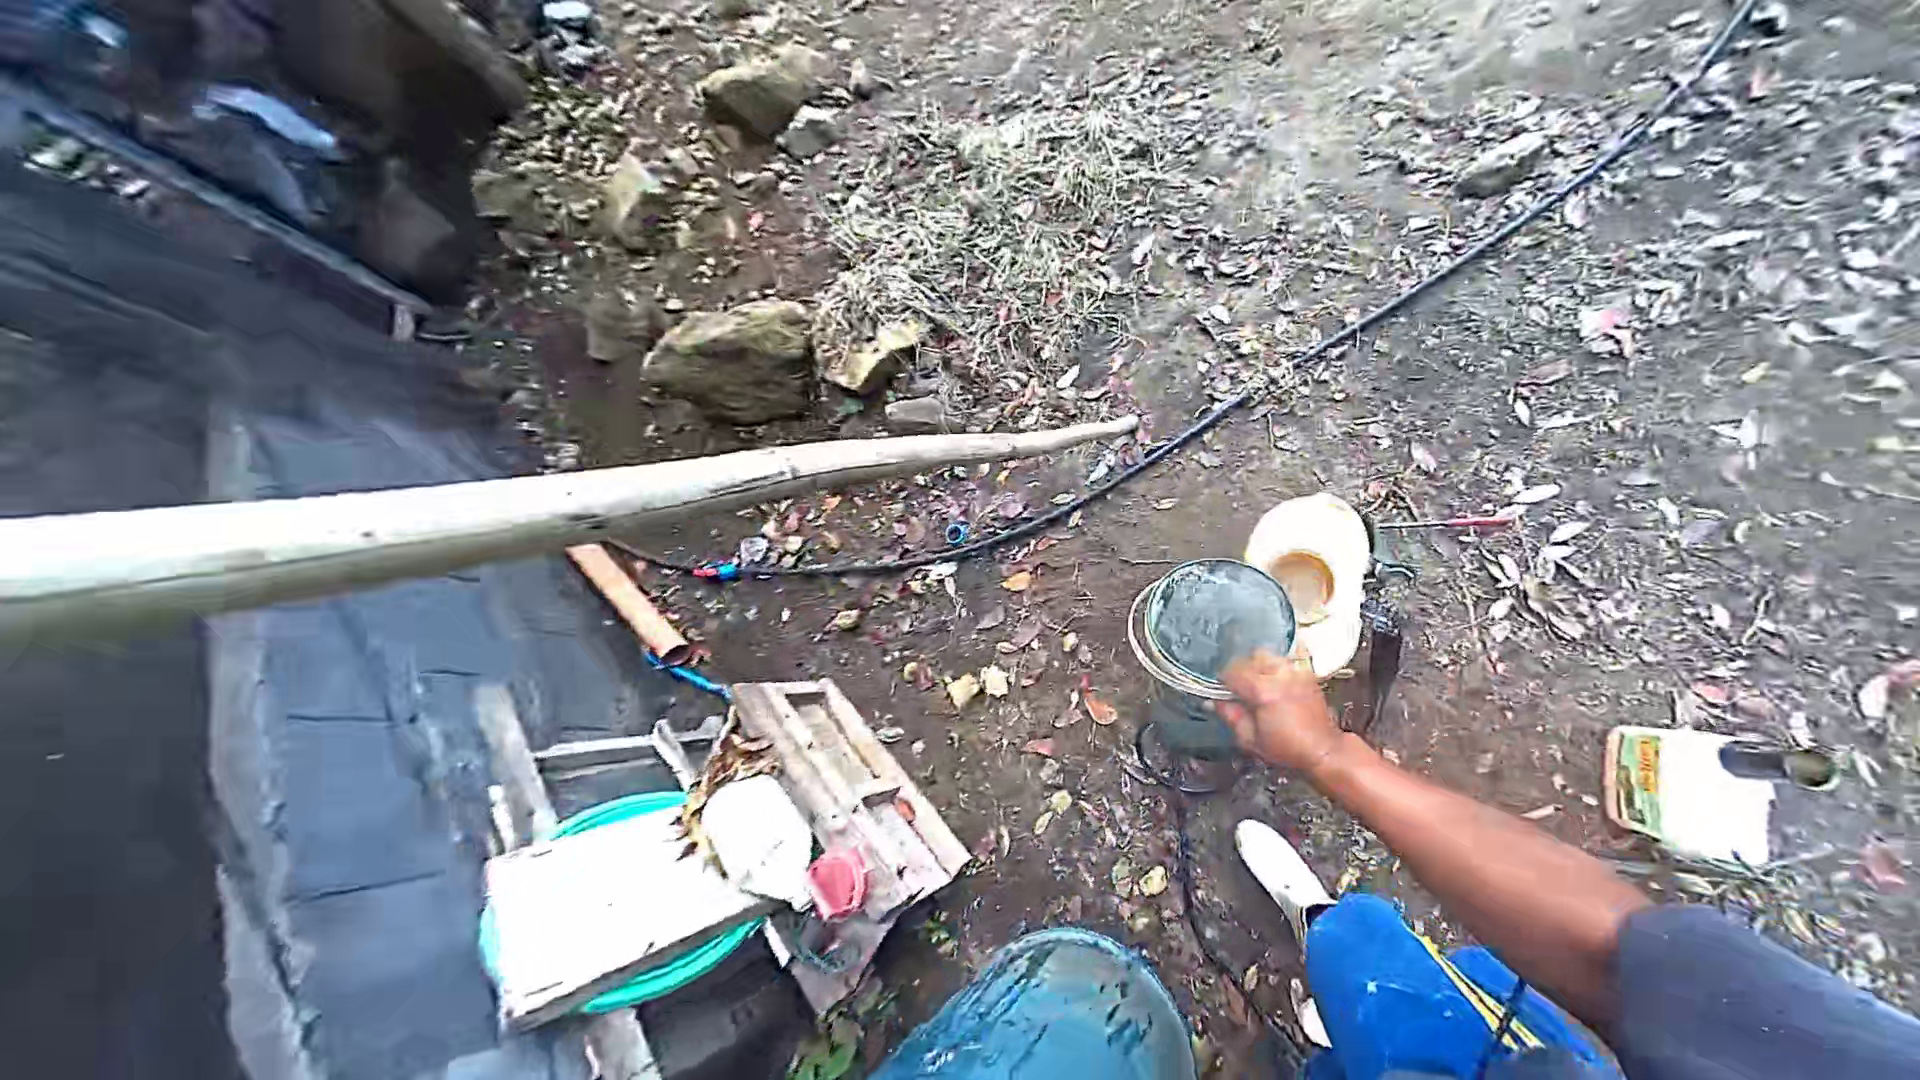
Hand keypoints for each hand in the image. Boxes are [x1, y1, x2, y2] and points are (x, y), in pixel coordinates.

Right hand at [1217, 648, 1342, 770]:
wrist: (1324, 751)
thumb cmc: (1286, 749)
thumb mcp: (1249, 739)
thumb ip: (1229, 715)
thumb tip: (1213, 700)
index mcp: (1264, 692)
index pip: (1231, 673)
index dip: (1222, 683)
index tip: (1222, 693)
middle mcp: (1280, 676)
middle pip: (1247, 659)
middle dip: (1238, 672)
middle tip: (1238, 690)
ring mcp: (1295, 672)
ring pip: (1264, 655)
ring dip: (1255, 666)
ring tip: (1256, 683)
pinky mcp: (1306, 673)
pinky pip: (1282, 660)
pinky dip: (1272, 666)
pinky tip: (1272, 680)